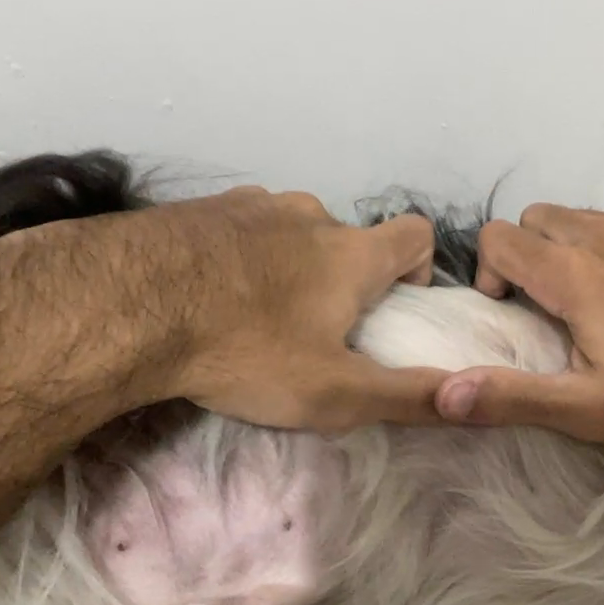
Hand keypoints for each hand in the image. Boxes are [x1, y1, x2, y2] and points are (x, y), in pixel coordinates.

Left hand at [3, 187, 444, 431]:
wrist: (122, 306)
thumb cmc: (245, 351)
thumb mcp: (337, 394)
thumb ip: (411, 397)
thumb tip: (481, 399)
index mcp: (350, 254)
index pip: (415, 233)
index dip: (418, 267)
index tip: (394, 307)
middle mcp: (307, 215)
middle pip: (348, 239)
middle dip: (344, 279)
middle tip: (314, 333)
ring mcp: (248, 205)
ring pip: (290, 232)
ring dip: (289, 267)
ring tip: (254, 317)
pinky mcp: (196, 208)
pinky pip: (237, 230)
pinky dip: (238, 258)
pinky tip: (207, 296)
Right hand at [434, 204, 603, 462]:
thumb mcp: (586, 410)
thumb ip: (511, 396)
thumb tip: (442, 395)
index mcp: (577, 272)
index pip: (499, 238)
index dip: (489, 275)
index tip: (511, 316)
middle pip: (533, 219)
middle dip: (522, 257)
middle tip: (542, 311)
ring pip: (575, 217)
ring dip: (560, 250)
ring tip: (581, 305)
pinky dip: (599, 248)